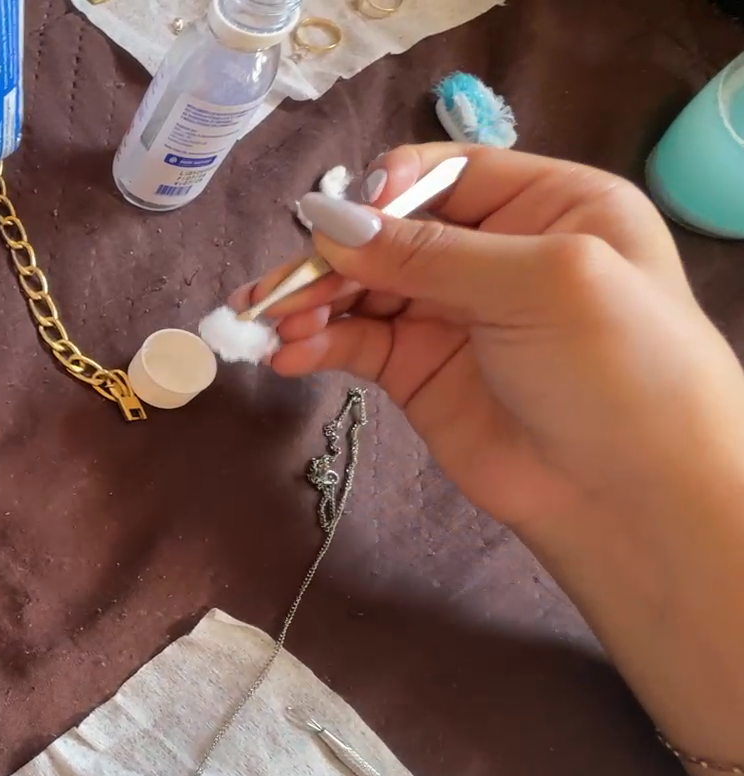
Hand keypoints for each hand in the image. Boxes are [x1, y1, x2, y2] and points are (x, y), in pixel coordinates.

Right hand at [238, 143, 743, 544]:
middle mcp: (485, 253)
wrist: (621, 486)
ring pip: (352, 293)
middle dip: (320, 265)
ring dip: (304, 309)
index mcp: (542, 207)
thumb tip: (327, 225)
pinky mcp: (407, 367)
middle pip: (379, 240)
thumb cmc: (617, 366)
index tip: (327, 232)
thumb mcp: (540, 284)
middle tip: (269, 300)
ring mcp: (440, 314)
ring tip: (267, 334)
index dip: (376, 196)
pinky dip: (311, 348)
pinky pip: (346, 344)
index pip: (439, 178)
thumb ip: (430, 252)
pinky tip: (286, 360)